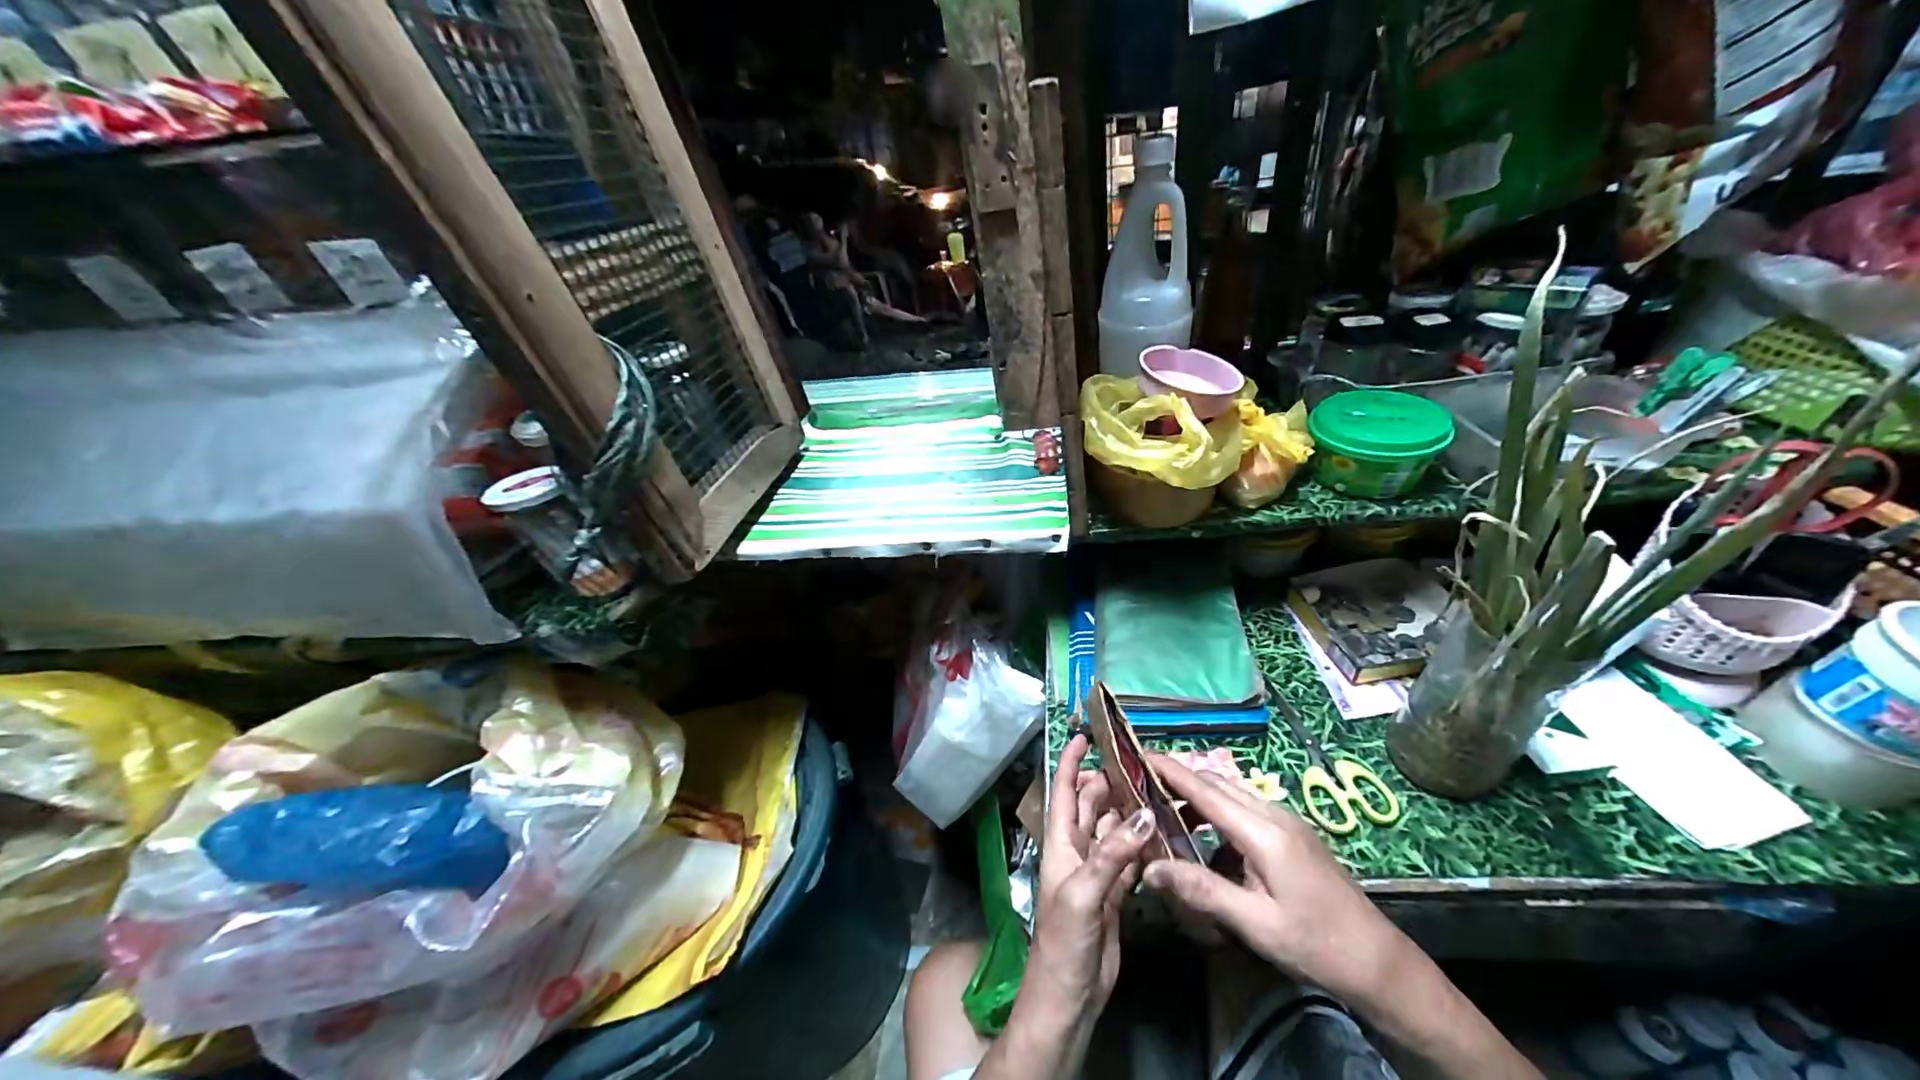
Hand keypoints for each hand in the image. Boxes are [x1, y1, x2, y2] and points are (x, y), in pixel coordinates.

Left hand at [1024, 733, 1154, 1029]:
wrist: (1070, 993)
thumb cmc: (1065, 940)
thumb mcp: (1084, 892)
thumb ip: (1112, 853)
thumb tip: (1142, 813)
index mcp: (1061, 844)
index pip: (1064, 793)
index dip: (1071, 764)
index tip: (1083, 736)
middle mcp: (1078, 852)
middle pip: (1092, 807)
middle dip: (1108, 784)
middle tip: (1138, 765)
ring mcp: (1097, 872)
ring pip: (1113, 831)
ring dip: (1129, 813)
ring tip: (1155, 792)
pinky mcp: (1115, 893)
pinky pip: (1129, 859)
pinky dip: (1142, 845)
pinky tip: (1160, 834)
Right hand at [1140, 752, 1411, 1005]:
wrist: (1379, 962)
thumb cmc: (1317, 945)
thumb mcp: (1255, 923)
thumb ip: (1201, 890)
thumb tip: (1149, 866)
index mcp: (1264, 832)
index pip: (1206, 789)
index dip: (1169, 770)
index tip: (1136, 754)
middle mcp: (1274, 815)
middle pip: (1217, 784)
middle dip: (1177, 779)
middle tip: (1138, 785)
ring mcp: (1286, 823)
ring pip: (1231, 795)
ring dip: (1196, 798)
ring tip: (1163, 815)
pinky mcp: (1291, 836)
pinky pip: (1244, 811)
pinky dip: (1215, 815)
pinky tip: (1203, 843)